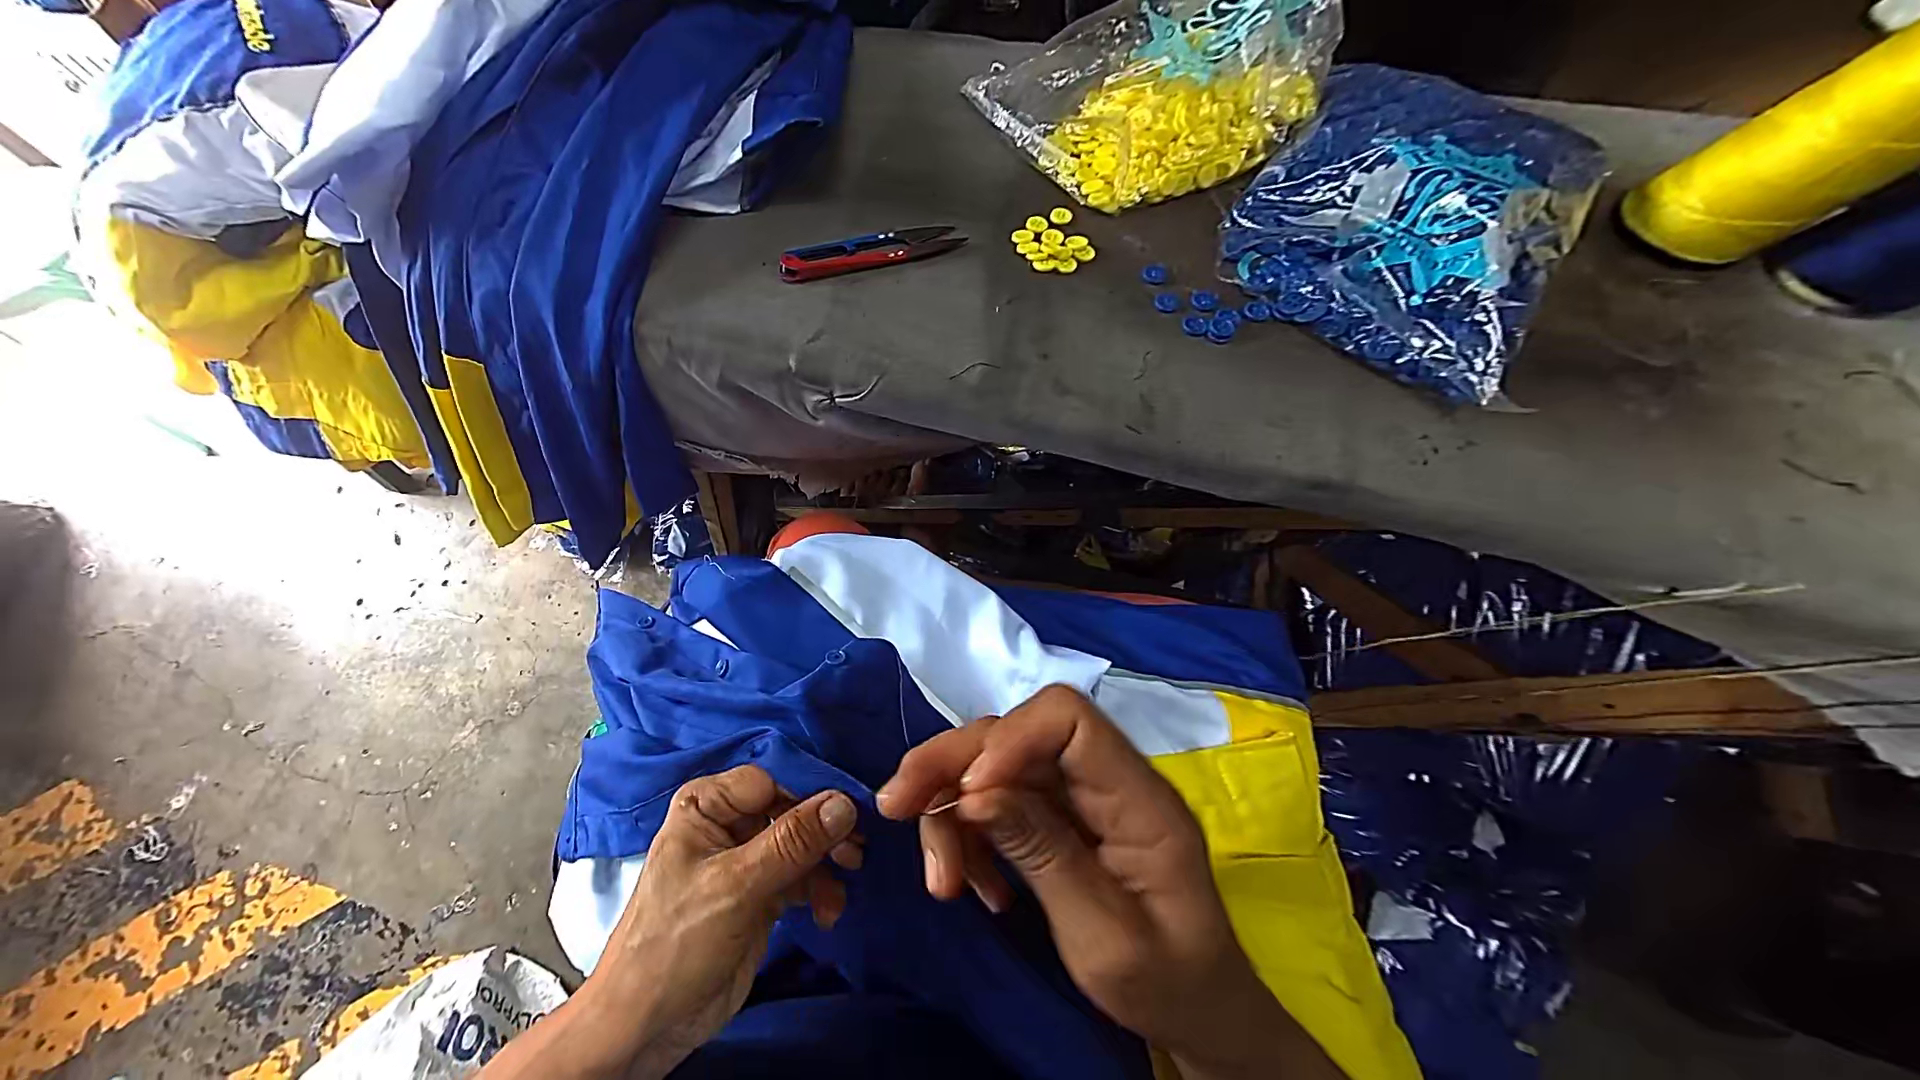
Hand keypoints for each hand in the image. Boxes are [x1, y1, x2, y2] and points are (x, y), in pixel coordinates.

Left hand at [481, 765, 859, 1079]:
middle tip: (856, 851)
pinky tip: (827, 911)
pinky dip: (819, 889)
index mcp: (706, 805)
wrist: (647, 1028)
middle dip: (825, 832)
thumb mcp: (736, 886)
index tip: (851, 810)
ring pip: (803, 843)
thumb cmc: (674, 945)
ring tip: (845, 883)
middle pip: (792, 810)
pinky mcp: (761, 892)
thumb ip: (792, 842)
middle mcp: (727, 823)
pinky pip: (802, 875)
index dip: (811, 794)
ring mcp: (746, 859)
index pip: (772, 780)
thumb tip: (844, 803)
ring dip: (827, 863)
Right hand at [877, 685, 1343, 1079]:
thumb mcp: (1104, 937)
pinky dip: (967, 834)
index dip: (1009, 738)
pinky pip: (995, 801)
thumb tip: (972, 793)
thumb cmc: (1167, 982)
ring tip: (941, 879)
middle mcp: (1104, 779)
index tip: (966, 794)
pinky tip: (968, 883)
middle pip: (1016, 733)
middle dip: (951, 764)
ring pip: (995, 765)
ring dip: (950, 810)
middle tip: (896, 806)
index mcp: (1138, 797)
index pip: (1069, 719)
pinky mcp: (1057, 816)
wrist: (1197, 1009)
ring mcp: (1078, 795)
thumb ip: (1042, 854)